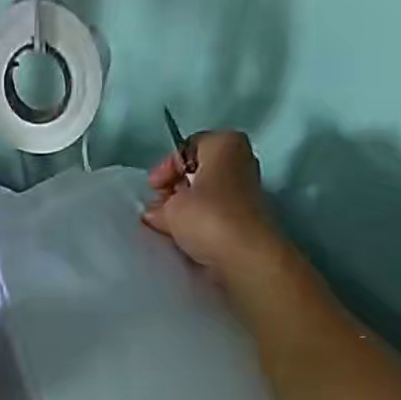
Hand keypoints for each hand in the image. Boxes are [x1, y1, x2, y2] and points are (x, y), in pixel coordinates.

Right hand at [141, 130, 287, 278]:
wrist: (245, 256)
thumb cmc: (207, 218)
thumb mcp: (171, 208)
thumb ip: (158, 207)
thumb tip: (154, 212)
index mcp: (225, 143)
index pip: (187, 148)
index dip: (165, 168)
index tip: (152, 189)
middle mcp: (241, 160)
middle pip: (199, 170)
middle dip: (176, 188)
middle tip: (158, 207)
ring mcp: (248, 190)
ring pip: (208, 193)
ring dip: (188, 208)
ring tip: (168, 225)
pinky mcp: (247, 218)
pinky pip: (217, 213)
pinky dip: (201, 222)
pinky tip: (186, 236)